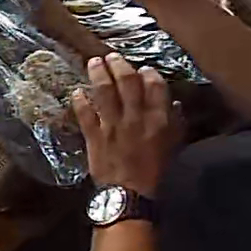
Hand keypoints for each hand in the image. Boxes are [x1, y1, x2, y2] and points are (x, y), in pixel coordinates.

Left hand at [71, 53, 183, 195]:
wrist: (129, 194)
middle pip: (127, 83)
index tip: (142, 67)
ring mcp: (112, 125)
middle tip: (111, 56)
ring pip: (104, 92)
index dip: (148, 73)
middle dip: (119, 65)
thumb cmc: (154, 171)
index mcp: (158, 120)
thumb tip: (173, 104)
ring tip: (93, 62)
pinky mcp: (93, 135)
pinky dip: (80, 100)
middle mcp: (135, 118)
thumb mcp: (173, 145)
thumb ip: (174, 123)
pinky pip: (84, 113)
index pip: (155, 86)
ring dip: (98, 74)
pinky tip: (77, 90)